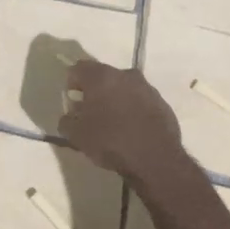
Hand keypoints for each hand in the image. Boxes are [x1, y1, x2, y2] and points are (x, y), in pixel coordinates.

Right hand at [59, 59, 187, 185]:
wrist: (155, 160)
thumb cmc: (110, 141)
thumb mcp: (75, 135)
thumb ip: (66, 120)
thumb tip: (70, 117)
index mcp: (101, 77)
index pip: (78, 68)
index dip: (71, 84)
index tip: (72, 102)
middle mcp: (126, 75)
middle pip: (103, 77)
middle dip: (95, 91)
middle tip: (90, 113)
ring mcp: (148, 88)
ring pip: (124, 88)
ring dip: (116, 100)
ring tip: (112, 123)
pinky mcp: (163, 104)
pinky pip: (141, 102)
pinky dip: (133, 111)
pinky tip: (131, 131)